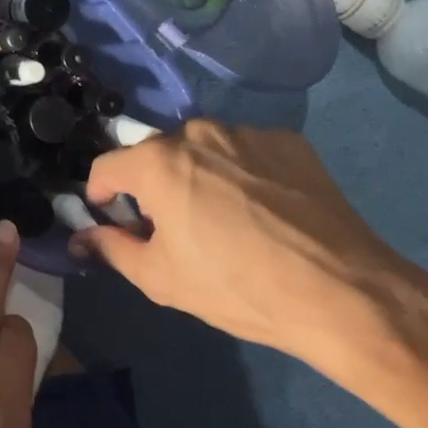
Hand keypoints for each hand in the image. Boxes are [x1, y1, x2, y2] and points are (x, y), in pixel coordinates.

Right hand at [72, 121, 427, 371]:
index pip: (106, 166)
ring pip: (204, 150)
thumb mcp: (162, 279)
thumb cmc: (238, 288)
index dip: (103, 197)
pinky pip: (247, 152)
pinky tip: (267, 212)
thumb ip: (112, 249)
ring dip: (200, 175)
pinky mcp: (290, 142)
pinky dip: (244, 174)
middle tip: (178, 228)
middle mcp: (197, 132)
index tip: (118, 222)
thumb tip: (81, 238)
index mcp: (157, 162)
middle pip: (156, 155)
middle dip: (155, 186)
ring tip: (228, 220)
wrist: (345, 296)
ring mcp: (247, 132)